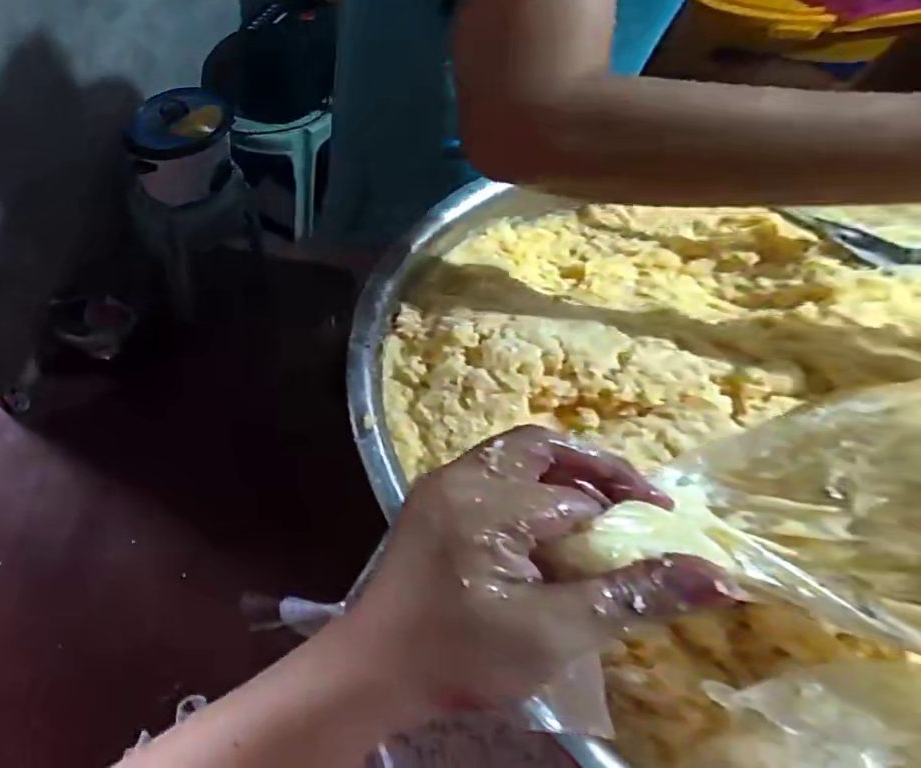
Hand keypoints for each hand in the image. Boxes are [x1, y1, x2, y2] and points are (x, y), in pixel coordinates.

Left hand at [340, 425, 741, 723]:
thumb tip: (721, 573)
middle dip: (594, 468)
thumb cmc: (467, 648)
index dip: (630, 514)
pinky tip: (560, 535)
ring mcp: (437, 490)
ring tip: (612, 522)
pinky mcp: (432, 508)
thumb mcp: (559, 629)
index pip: (573, 492)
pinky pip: (488, 480)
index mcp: (481, 501)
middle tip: (647, 508)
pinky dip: (530, 492)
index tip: (677, 543)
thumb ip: (633, 594)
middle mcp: (454, 480)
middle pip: (532, 448)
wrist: (385, 657)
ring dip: (562, 478)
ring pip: (509, 460)